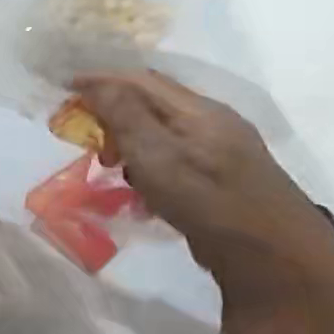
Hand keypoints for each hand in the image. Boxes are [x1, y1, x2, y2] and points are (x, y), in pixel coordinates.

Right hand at [72, 72, 333, 296]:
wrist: (268, 255)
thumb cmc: (205, 200)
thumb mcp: (156, 154)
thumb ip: (125, 115)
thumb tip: (96, 81)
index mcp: (197, 110)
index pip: (141, 81)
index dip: (101, 79)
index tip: (65, 86)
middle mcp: (212, 123)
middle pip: (153, 103)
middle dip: (112, 112)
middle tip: (84, 135)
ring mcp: (220, 152)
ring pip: (162, 133)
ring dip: (128, 141)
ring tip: (109, 166)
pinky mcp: (220, 180)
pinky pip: (173, 159)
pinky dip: (147, 165)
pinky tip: (139, 190)